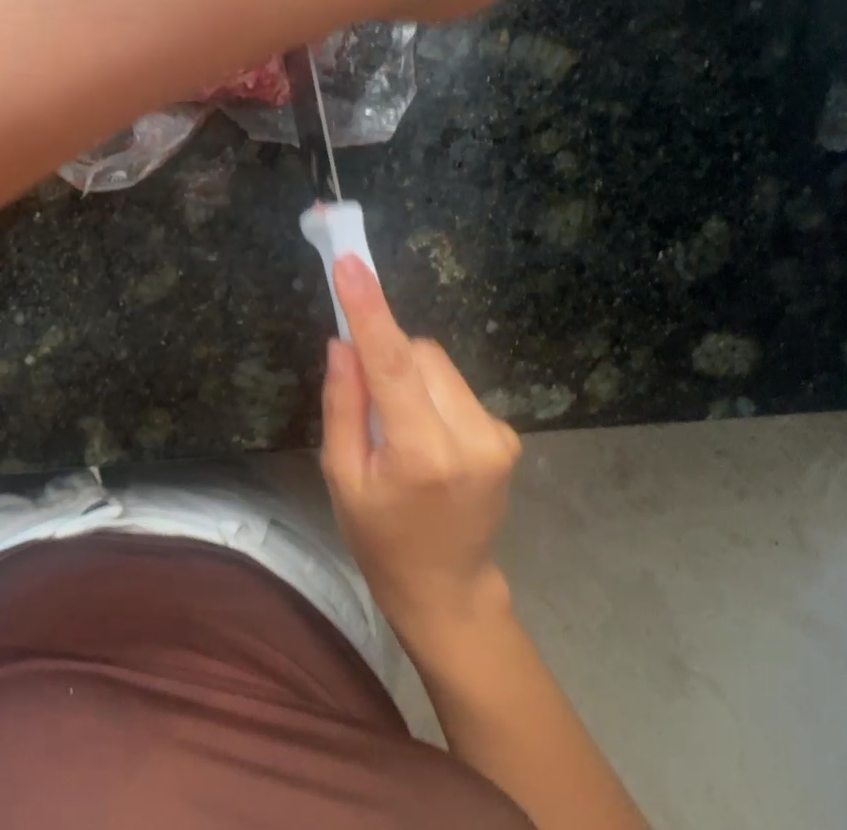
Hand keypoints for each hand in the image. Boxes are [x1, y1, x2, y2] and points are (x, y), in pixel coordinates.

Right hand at [322, 256, 521, 629]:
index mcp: (423, 452)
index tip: (349, 264)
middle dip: (385, 356)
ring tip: (392, 427)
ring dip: (406, 377)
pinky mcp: (506, 436)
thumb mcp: (340, 475)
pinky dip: (426, 395)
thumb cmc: (377, 535)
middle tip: (358, 392)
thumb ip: (342, 406)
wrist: (443, 584)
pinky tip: (420, 436)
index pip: (393, 364)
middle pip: (419, 355)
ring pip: (438, 366)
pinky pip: (453, 388)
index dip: (369, 311)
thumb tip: (343, 345)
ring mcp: (497, 436)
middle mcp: (472, 436)